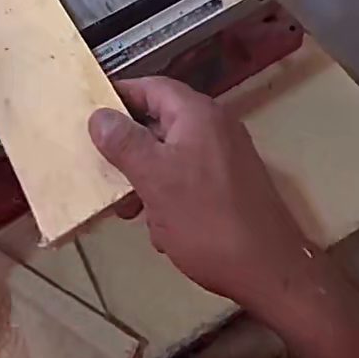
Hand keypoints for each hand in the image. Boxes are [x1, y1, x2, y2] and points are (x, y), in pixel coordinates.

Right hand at [88, 77, 326, 315]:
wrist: (270, 271)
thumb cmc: (207, 219)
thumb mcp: (155, 178)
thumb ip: (124, 143)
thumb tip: (99, 115)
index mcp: (197, 114)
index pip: (151, 87)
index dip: (119, 95)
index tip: (88, 110)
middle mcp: (215, 127)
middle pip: (160, 121)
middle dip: (129, 147)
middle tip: (102, 168)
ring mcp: (226, 156)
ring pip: (173, 154)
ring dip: (147, 178)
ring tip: (129, 209)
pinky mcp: (231, 184)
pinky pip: (190, 177)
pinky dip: (170, 195)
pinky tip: (161, 229)